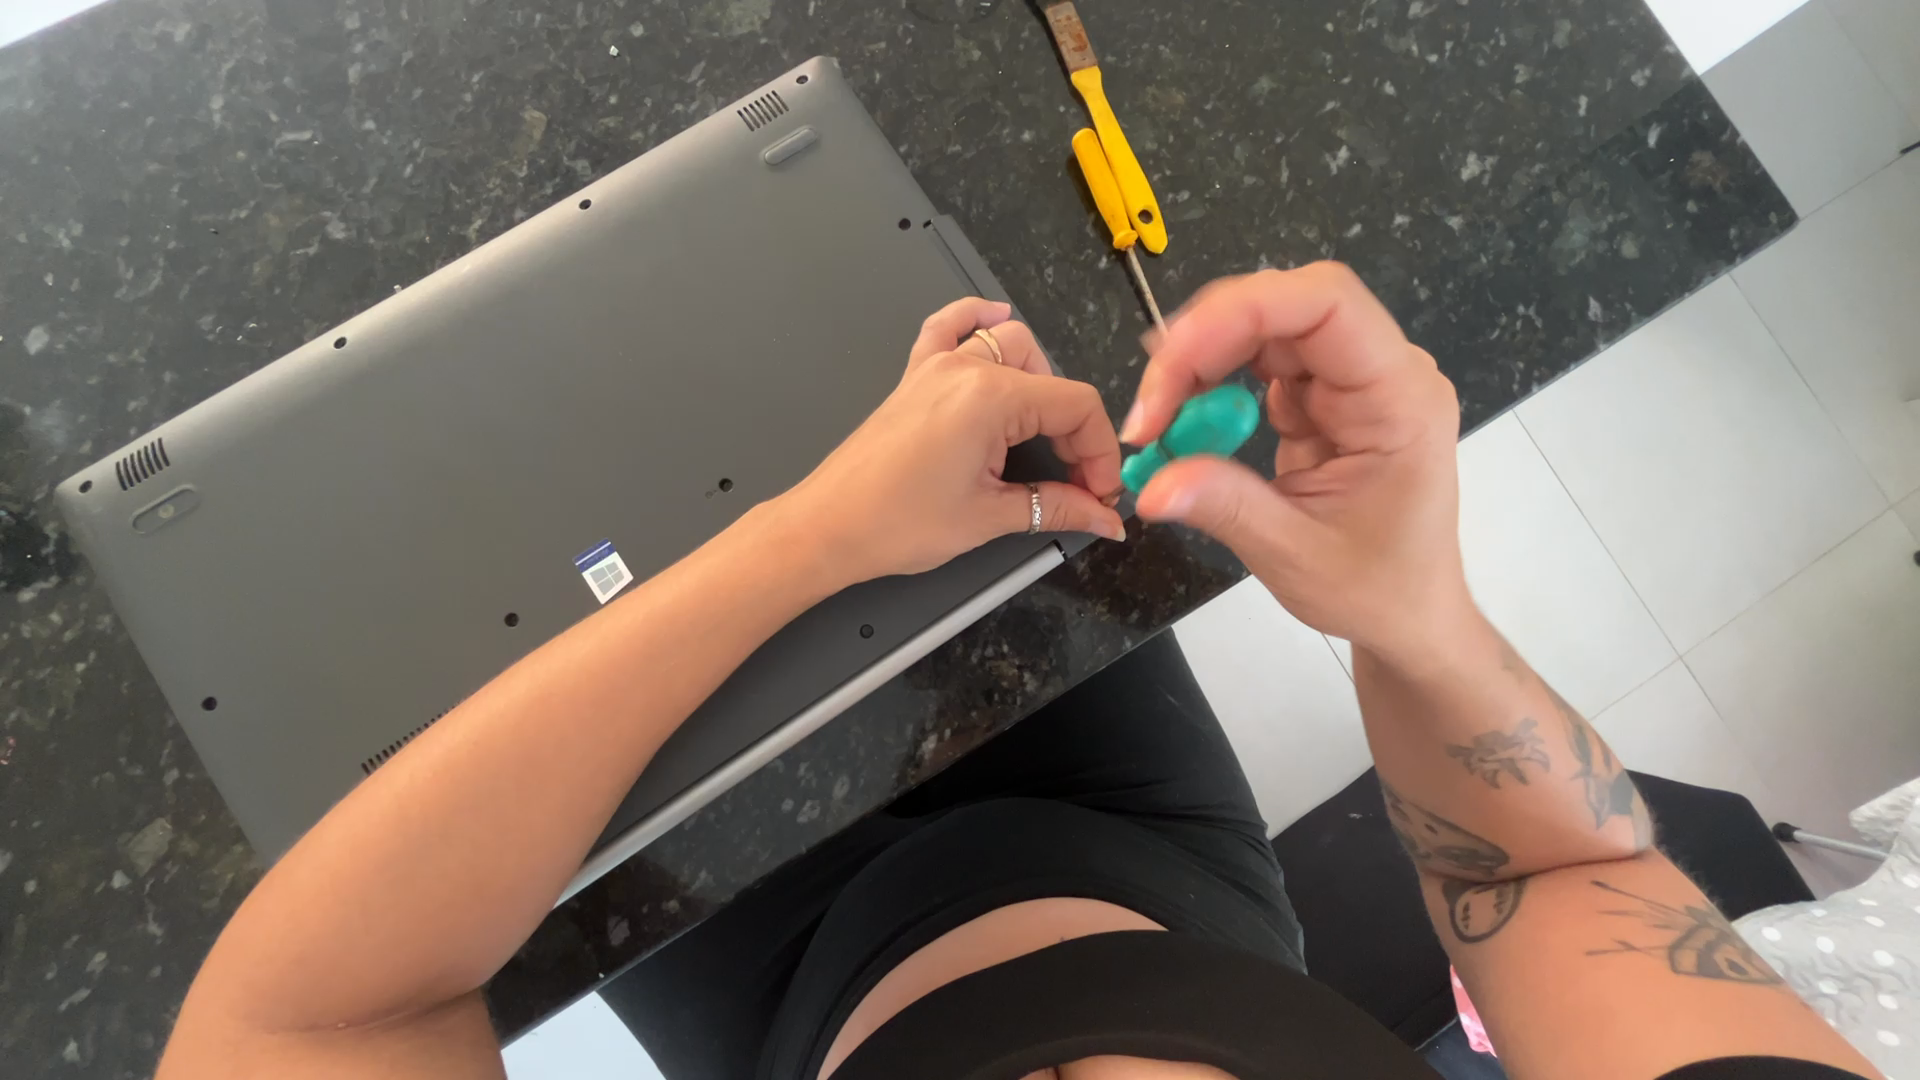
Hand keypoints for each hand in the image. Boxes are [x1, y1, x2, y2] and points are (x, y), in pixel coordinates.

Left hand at [778, 297, 1127, 585]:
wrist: (828, 528)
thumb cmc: (894, 523)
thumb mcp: (988, 517)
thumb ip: (1055, 508)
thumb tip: (1102, 515)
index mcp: (989, 397)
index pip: (1076, 406)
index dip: (1101, 452)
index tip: (1100, 491)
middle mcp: (965, 369)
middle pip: (1050, 378)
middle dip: (1073, 430)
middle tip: (1073, 481)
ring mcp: (936, 367)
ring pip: (1010, 346)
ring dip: (1039, 383)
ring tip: (1041, 436)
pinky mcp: (915, 378)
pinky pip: (949, 327)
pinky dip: (976, 319)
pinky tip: (994, 320)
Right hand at [1124, 264, 1471, 665]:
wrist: (1404, 612)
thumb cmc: (1373, 589)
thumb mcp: (1295, 555)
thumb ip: (1225, 508)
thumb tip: (1148, 486)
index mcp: (1397, 397)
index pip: (1325, 304)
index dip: (1239, 314)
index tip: (1168, 367)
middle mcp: (1376, 371)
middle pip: (1282, 307)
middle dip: (1201, 345)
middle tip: (1147, 411)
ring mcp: (1345, 381)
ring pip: (1260, 329)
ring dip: (1194, 365)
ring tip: (1153, 420)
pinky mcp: (1316, 398)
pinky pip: (1252, 365)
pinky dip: (1204, 385)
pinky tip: (1176, 417)